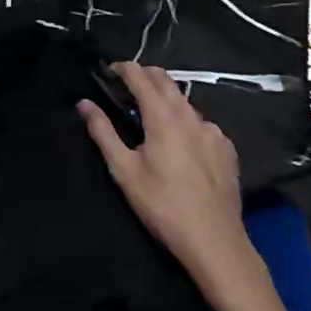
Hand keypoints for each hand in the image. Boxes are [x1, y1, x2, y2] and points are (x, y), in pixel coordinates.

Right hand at [78, 63, 250, 281]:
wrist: (214, 242)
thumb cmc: (162, 206)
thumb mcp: (124, 171)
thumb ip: (103, 132)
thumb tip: (84, 103)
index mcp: (163, 116)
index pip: (140, 76)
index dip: (122, 68)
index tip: (109, 72)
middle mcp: (190, 115)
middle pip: (165, 80)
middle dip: (144, 76)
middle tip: (126, 88)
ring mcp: (212, 130)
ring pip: (185, 102)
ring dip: (166, 100)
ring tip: (152, 119)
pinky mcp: (226, 147)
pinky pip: (202, 125)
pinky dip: (186, 124)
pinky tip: (182, 147)